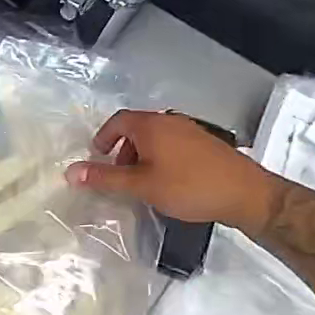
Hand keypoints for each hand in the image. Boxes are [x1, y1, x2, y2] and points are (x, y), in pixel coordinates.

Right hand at [66, 110, 281, 230]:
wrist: (244, 193)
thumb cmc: (188, 187)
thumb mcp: (141, 186)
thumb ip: (105, 178)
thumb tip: (71, 172)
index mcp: (151, 125)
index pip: (118, 121)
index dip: (103, 138)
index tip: (96, 157)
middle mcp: (170, 121)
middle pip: (136, 127)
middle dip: (121, 149)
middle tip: (116, 174)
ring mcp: (190, 130)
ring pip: (155, 137)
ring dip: (141, 154)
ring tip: (140, 181)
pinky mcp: (205, 143)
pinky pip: (172, 144)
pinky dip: (159, 157)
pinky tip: (166, 181)